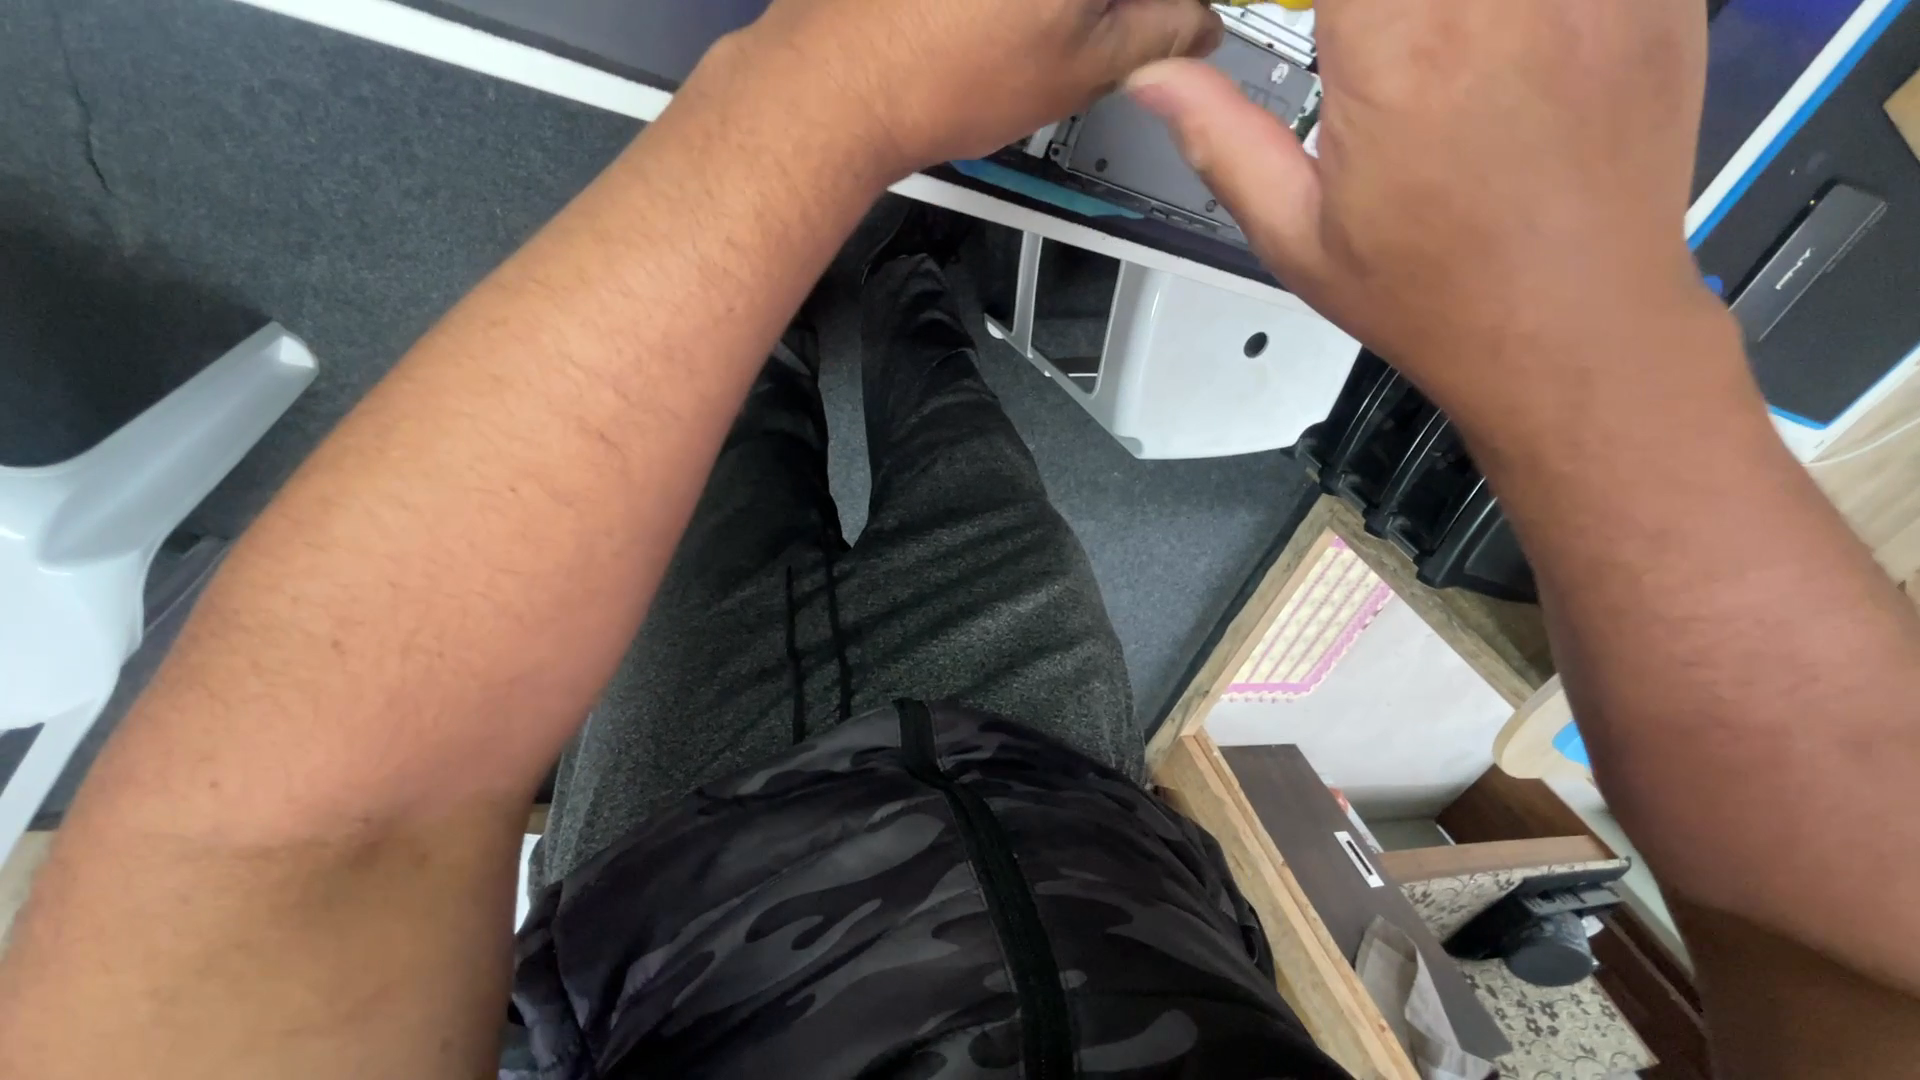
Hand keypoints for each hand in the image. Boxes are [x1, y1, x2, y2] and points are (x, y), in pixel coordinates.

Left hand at [710, 0, 1223, 180]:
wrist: (834, 92)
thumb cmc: (937, 82)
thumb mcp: (1077, 72)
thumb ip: (1155, 35)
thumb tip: (1194, 26)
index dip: (1164, 11)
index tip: (1163, 25)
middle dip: (1102, 14)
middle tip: (1098, 36)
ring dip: (1050, 16)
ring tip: (1022, 38)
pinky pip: (994, 0)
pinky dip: (1007, 13)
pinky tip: (989, 26)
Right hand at [1128, 0, 1722, 435]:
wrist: (1567, 326)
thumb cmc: (1424, 293)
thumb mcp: (1295, 235)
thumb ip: (1221, 138)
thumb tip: (1155, 77)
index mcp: (1396, 54)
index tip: (1299, 13)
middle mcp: (1499, 0)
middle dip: (1363, 4)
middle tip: (1352, 39)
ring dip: (1426, 9)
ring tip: (1414, 48)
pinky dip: (1507, 9)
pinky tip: (1489, 45)